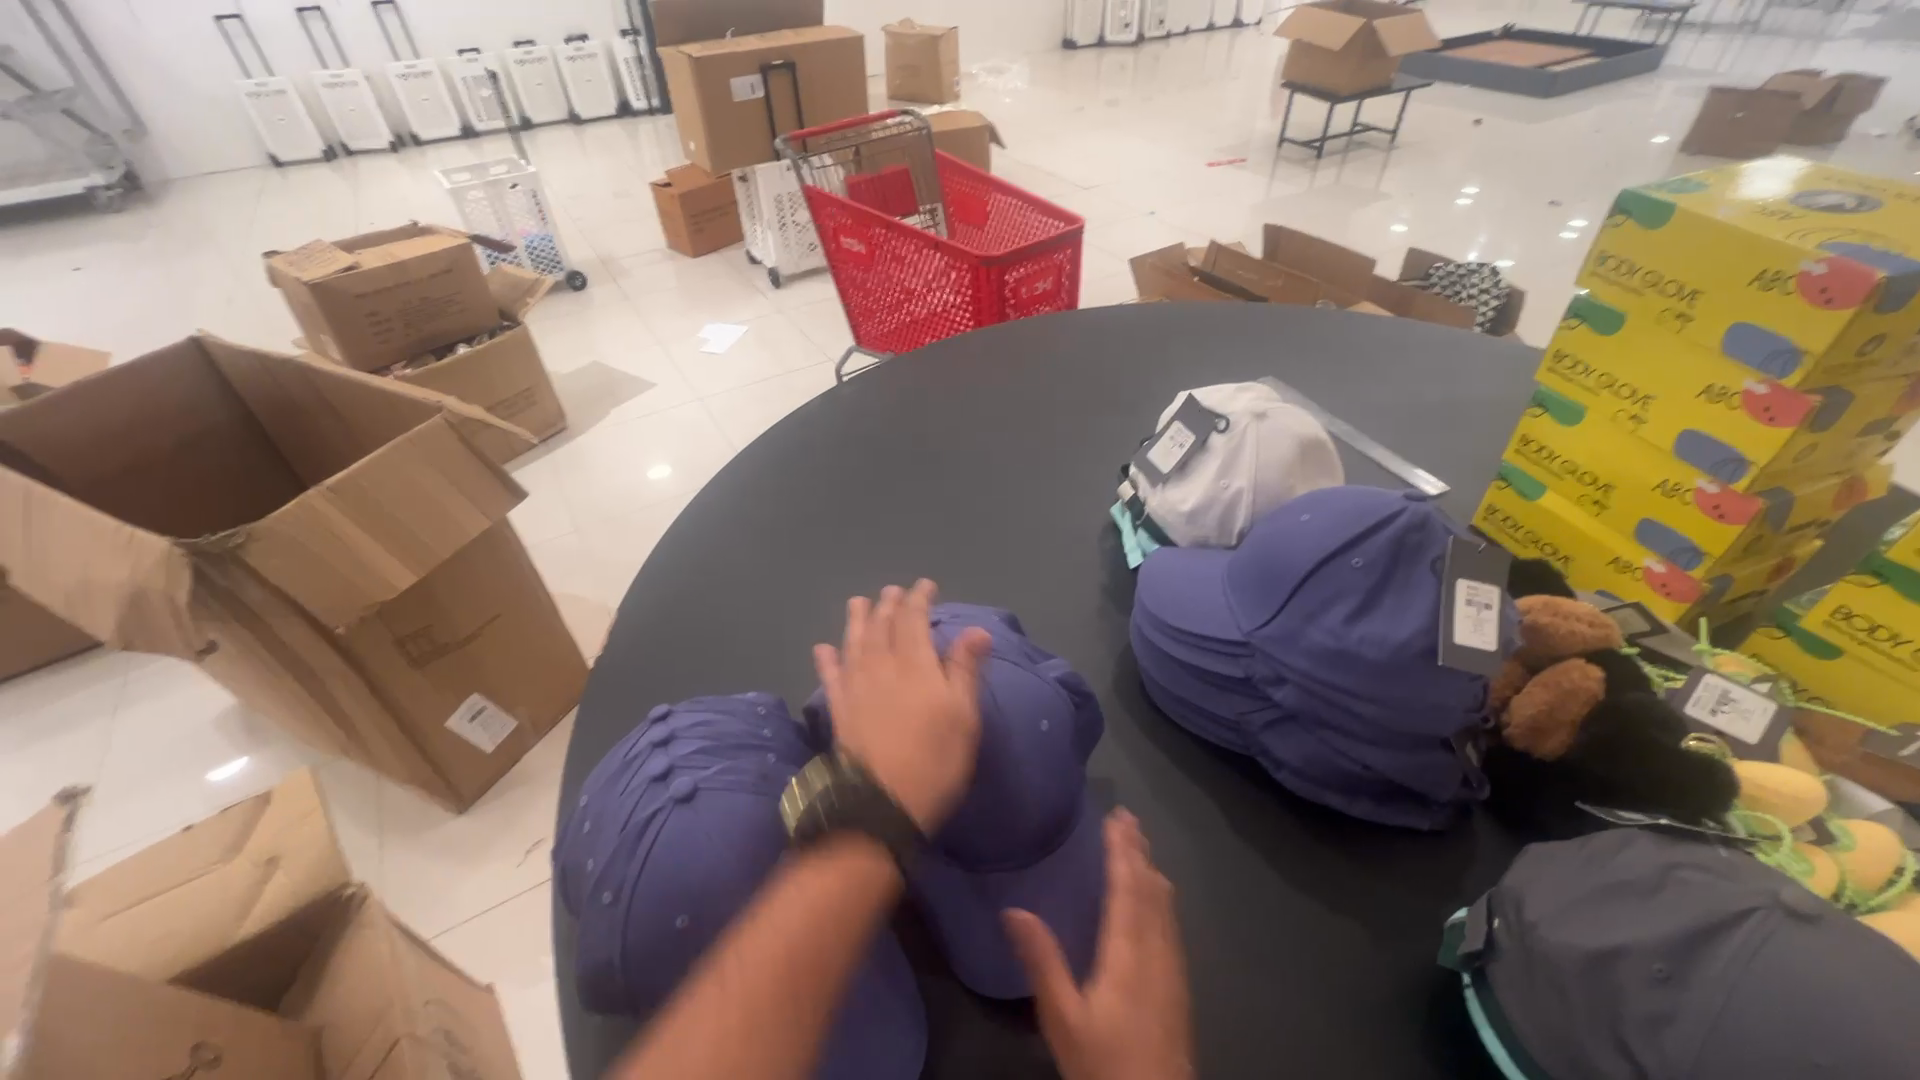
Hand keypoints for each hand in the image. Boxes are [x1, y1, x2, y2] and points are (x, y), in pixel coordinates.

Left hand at [813, 580, 991, 832]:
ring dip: (857, 621)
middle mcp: (881, 668)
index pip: (914, 621)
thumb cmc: (934, 760)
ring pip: (854, 644)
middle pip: (881, 627)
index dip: (919, 600)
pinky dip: (828, 660)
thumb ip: (965, 669)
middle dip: (888, 606)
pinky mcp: (840, 711)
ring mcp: (856, 689)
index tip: (925, 586)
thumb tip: (976, 629)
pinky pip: (831, 677)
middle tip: (892, 591)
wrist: (880, 804)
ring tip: (858, 603)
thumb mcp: (964, 716)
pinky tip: (824, 648)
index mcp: (915, 665)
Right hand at [1004, 809, 1194, 1079]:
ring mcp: (1172, 971)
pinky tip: (1157, 903)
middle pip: (1151, 891)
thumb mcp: (1062, 1017)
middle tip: (1128, 818)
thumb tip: (1013, 910)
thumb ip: (1042, 962)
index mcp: (1128, 954)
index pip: (1126, 889)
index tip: (1115, 817)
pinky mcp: (1178, 988)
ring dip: (1151, 872)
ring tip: (1141, 848)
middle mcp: (1156, 953)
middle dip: (1139, 852)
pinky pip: (1171, 926)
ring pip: (1165, 908)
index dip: (1121, 851)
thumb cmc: (1103, 1064)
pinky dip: (1161, 899)